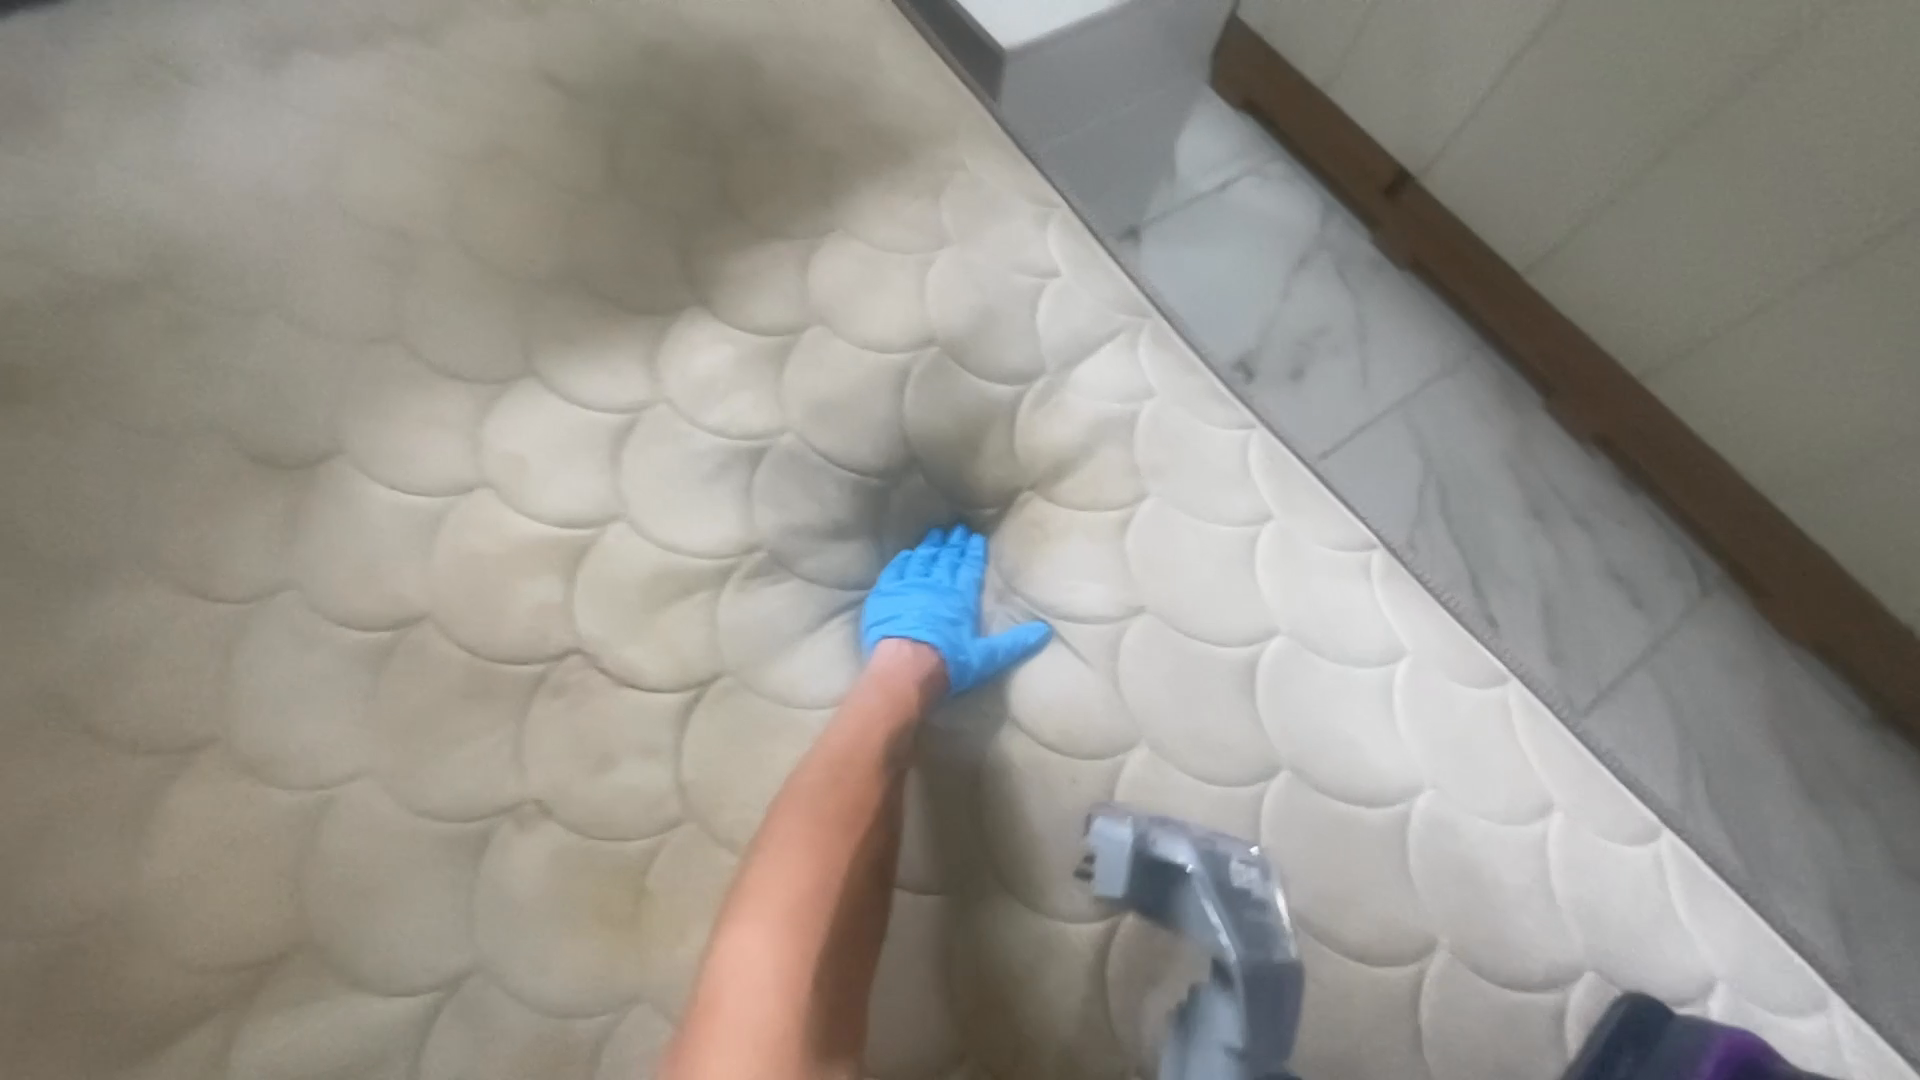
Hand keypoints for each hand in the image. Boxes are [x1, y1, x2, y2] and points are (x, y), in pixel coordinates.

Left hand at [861, 525, 1052, 695]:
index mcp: (960, 597)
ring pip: (922, 559)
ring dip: (930, 546)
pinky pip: (896, 570)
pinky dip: (904, 560)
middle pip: (946, 558)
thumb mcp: (987, 658)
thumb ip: (1014, 643)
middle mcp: (936, 585)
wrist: (903, 669)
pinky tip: (908, 555)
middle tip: (957, 528)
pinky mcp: (886, 594)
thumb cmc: (947, 664)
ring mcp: (908, 586)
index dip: (973, 551)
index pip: (969, 566)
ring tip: (936, 534)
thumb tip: (1044, 632)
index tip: (975, 537)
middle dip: (954, 542)